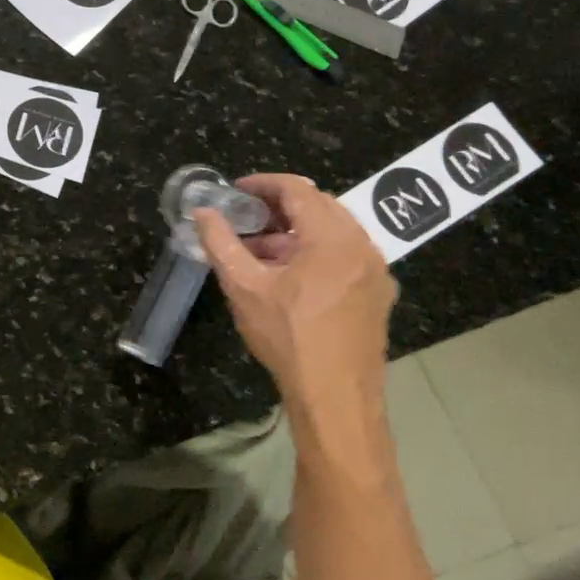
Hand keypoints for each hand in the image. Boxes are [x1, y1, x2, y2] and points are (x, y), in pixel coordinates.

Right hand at [194, 174, 396, 411]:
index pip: (298, 190)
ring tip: (258, 250)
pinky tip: (286, 276)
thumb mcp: (243, 286)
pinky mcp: (377, 294)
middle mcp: (362, 248)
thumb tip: (203, 212)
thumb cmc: (288, 336)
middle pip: (320, 206)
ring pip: (334, 231)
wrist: (335, 396)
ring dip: (295, 231)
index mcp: (333, 240)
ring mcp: (375, 272)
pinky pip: (345, 255)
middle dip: (278, 206)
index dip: (262, 183)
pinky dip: (314, 251)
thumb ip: (221, 242)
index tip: (234, 191)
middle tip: (244, 218)